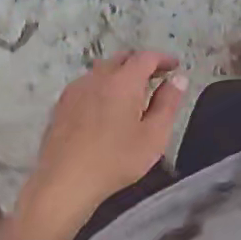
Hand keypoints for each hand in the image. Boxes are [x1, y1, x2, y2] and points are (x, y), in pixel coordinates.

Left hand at [15, 52, 187, 239]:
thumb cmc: (116, 160)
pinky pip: (87, 85)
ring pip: (102, 70)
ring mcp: (75, 90)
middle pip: (122, 59)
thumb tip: (178, 79)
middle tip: (156, 78)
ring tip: (133, 94)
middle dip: (141, 63)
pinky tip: (106, 108)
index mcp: (123, 81)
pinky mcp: (61, 105)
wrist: (65, 182)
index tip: (175, 66)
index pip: (146, 57)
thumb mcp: (154, 135)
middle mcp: (97, 77)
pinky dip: (103, 87)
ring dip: (120, 75)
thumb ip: (168, 103)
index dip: (163, 58)